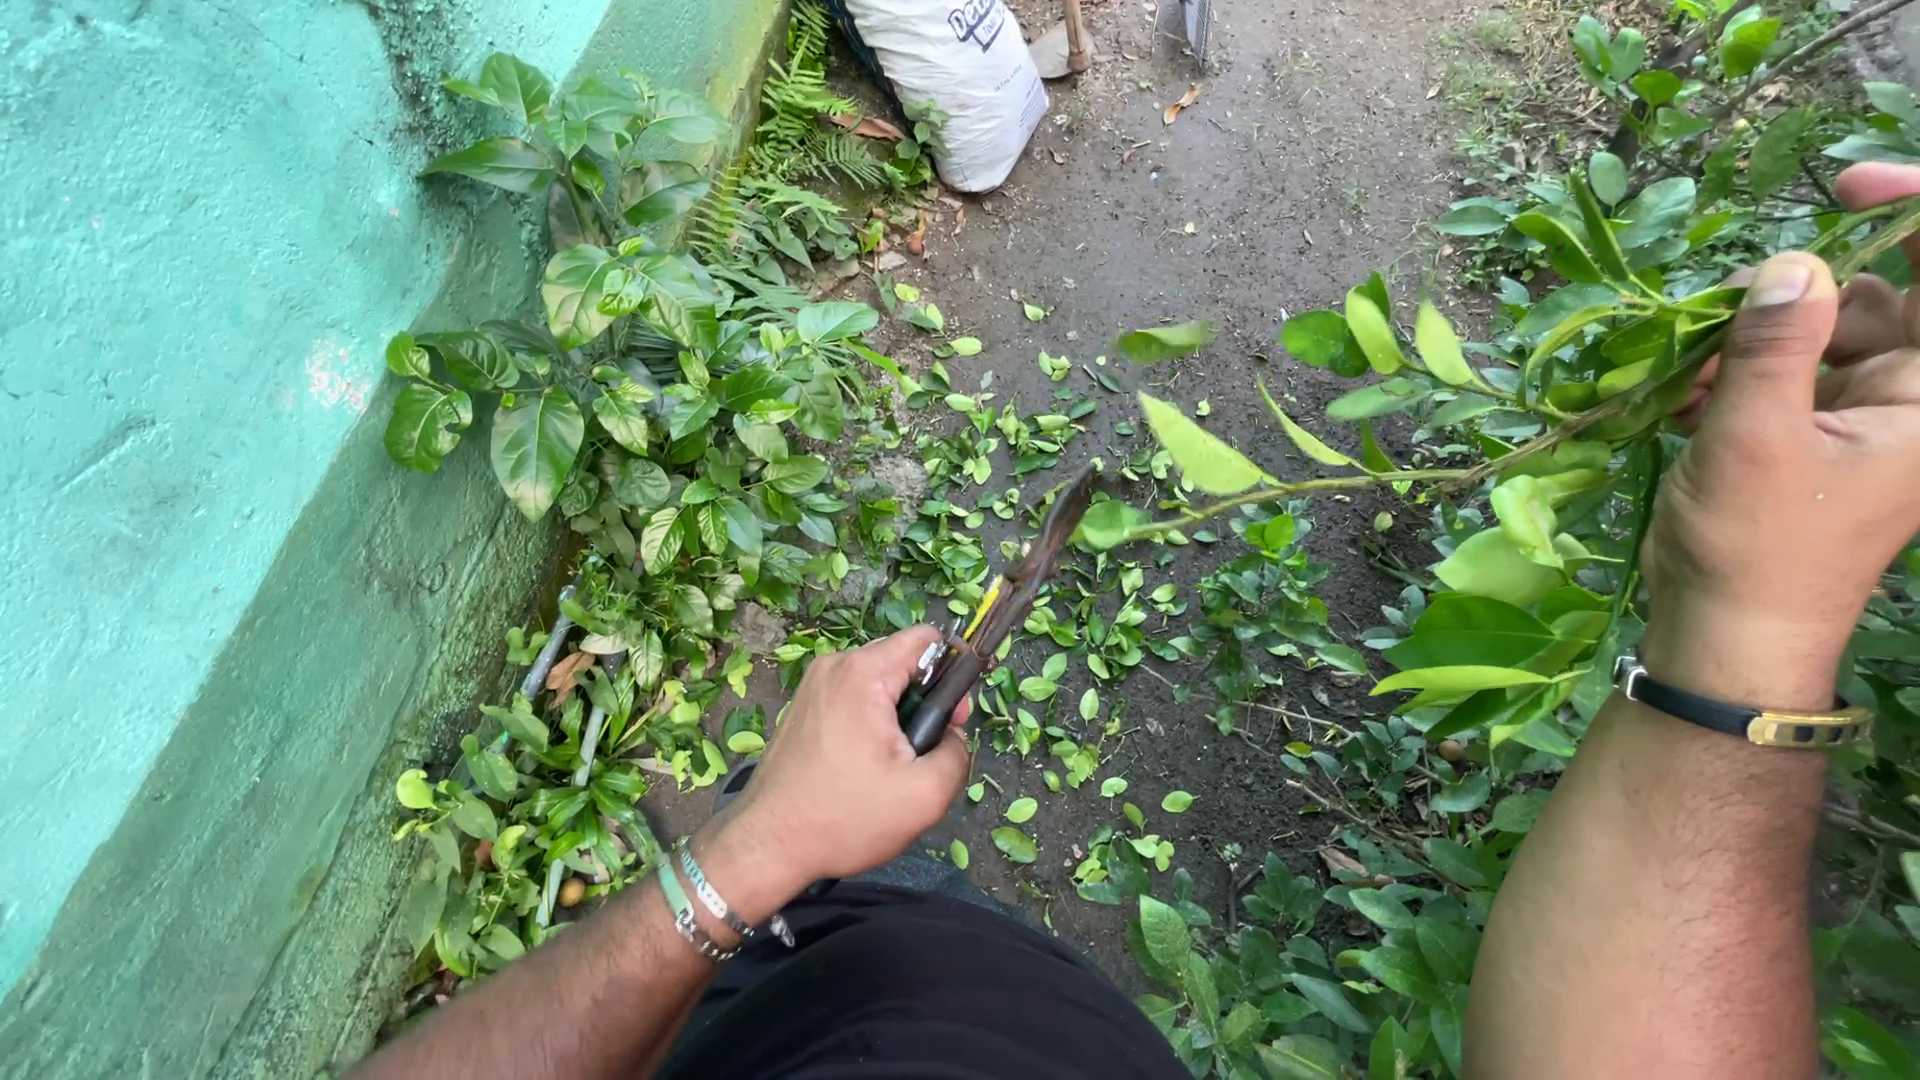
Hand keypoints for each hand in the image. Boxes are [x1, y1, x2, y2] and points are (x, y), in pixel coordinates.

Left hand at [706, 625, 971, 889]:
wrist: (765, 846)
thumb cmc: (845, 818)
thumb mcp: (924, 795)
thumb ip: (957, 752)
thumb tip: (952, 734)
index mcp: (863, 673)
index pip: (925, 638)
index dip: (954, 670)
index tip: (954, 715)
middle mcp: (835, 666)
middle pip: (901, 660)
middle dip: (926, 698)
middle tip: (926, 749)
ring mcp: (814, 684)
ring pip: (878, 681)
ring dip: (899, 713)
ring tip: (895, 763)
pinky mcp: (803, 706)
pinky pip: (853, 697)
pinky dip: (871, 721)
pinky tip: (866, 764)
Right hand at [1642, 163, 1919, 710]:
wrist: (1729, 621)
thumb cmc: (1755, 540)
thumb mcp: (1753, 439)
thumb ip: (1774, 346)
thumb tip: (1789, 264)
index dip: (1917, 214)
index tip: (1845, 185)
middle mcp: (1914, 397)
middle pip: (1876, 300)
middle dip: (1789, 299)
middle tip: (1713, 314)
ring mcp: (1863, 415)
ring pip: (1816, 337)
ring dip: (1745, 344)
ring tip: (1685, 374)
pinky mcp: (1811, 434)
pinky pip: (1781, 376)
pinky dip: (1730, 376)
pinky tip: (1683, 397)